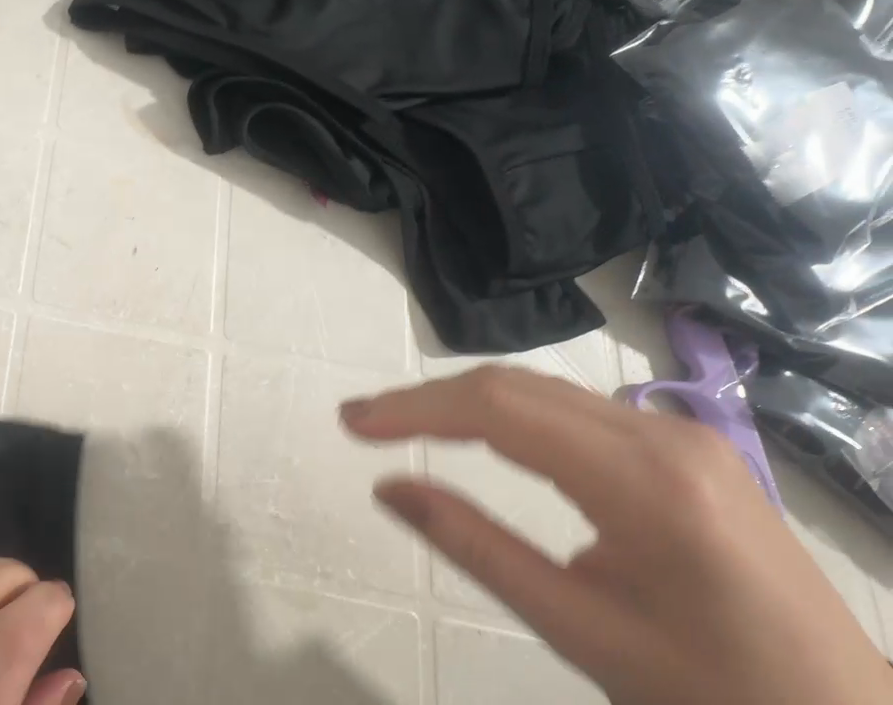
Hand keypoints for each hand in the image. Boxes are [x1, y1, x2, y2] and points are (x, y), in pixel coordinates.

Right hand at [341, 365, 892, 704]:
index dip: (414, 408)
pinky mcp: (688, 451)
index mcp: (646, 481)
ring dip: (463, 402)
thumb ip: (476, 548)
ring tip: (401, 425)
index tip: (350, 423)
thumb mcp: (580, 630)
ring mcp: (684, 438)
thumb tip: (386, 487)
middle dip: (428, 399)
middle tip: (361, 422)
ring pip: (542, 392)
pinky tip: (477, 435)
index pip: (500, 410)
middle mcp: (666, 437)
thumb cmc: (711, 689)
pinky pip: (573, 410)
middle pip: (517, 387)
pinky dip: (507, 414)